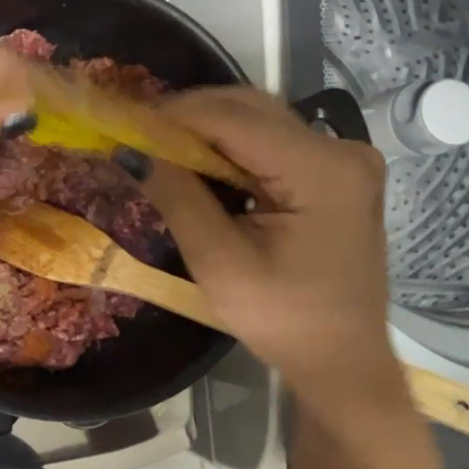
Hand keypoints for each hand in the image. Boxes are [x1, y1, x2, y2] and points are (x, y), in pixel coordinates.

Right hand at [138, 87, 403, 410]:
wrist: (341, 360)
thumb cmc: (282, 320)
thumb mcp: (219, 263)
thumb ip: (178, 197)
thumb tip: (131, 149)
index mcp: (322, 171)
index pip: (235, 118)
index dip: (175, 115)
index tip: (124, 127)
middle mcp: (342, 149)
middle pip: (251, 108)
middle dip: (188, 118)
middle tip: (138, 139)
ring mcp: (344, 158)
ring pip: (260, 121)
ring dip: (207, 131)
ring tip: (161, 153)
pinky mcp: (335, 172)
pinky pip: (272, 142)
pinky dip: (231, 148)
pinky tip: (200, 169)